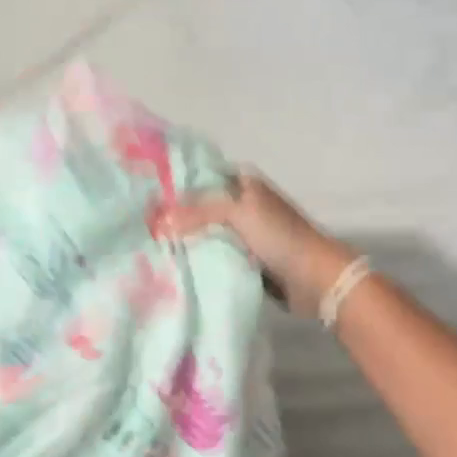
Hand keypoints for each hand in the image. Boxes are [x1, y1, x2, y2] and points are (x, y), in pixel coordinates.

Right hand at [153, 171, 356, 317]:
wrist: (315, 279)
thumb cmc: (281, 237)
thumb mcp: (239, 214)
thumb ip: (198, 212)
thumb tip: (157, 219)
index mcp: (244, 183)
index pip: (201, 177)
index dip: (174, 187)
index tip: (143, 199)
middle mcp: (244, 204)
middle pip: (201, 208)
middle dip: (176, 219)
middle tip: (140, 229)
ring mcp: (245, 234)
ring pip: (206, 235)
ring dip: (187, 243)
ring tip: (149, 249)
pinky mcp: (246, 261)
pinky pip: (216, 257)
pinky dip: (201, 261)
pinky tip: (175, 267)